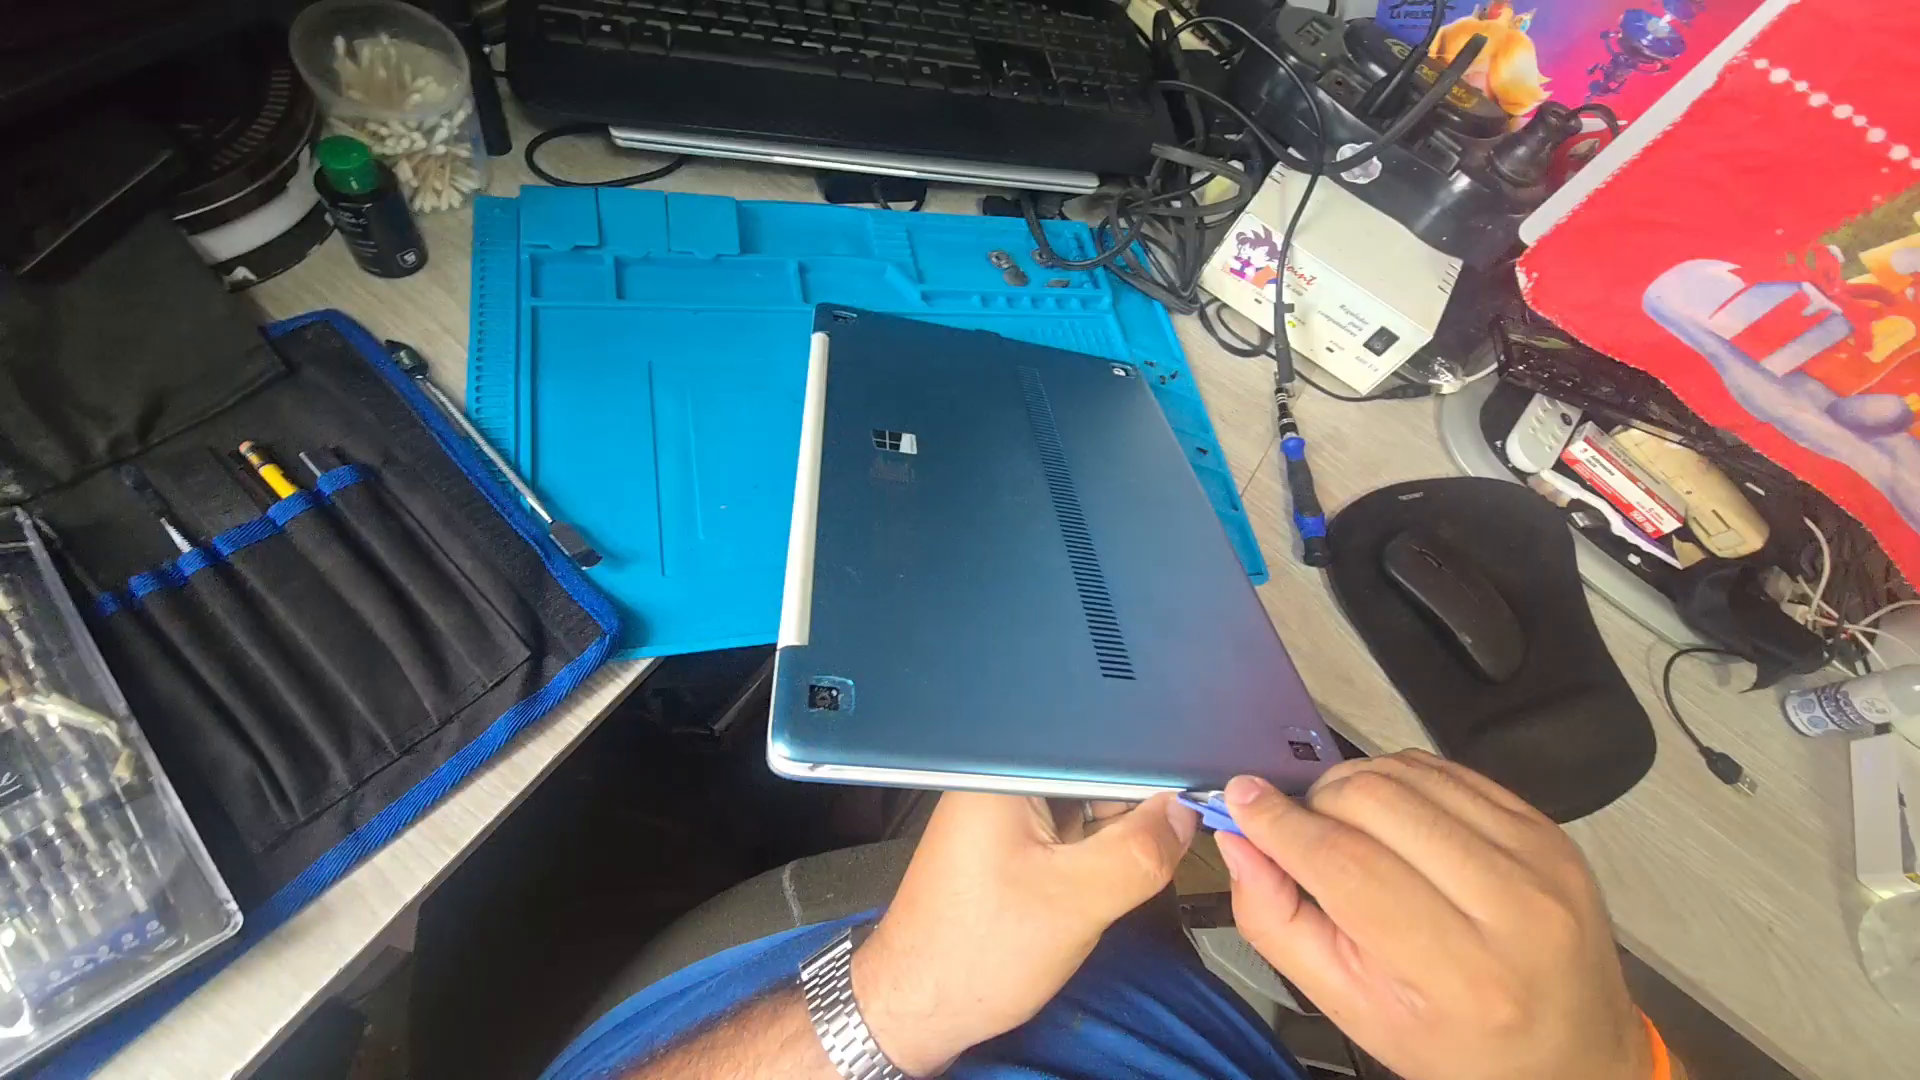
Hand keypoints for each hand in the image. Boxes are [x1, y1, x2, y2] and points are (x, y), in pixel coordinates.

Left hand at [850, 792, 1198, 1075]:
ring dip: (1103, 835)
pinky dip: (1083, 852)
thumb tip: (1183, 811)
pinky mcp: (1002, 836)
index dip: (1142, 771)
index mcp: (1004, 771)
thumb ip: (1139, 850)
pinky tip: (1077, 885)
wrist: (918, 1005)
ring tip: (1093, 878)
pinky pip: (1060, 827)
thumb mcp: (1076, 900)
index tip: (1186, 798)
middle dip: (1125, 809)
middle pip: (1088, 772)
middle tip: (1144, 852)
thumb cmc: (978, 951)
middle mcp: (997, 777)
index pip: (1091, 746)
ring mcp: (998, 807)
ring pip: (1079, 802)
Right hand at [1216, 750, 1649, 1079]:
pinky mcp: (1544, 826)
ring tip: (1347, 827)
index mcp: (1463, 974)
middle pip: (1370, 800)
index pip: (1346, 865)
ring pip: (1400, 771)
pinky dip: (1392, 777)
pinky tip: (1390, 817)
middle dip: (1313, 803)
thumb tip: (1235, 838)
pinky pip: (1437, 766)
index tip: (1238, 798)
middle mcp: (1515, 907)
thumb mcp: (1346, 1004)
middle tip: (1303, 833)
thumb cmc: (1448, 1040)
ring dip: (1349, 785)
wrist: (1574, 1054)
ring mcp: (1539, 857)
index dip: (1280, 823)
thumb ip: (1274, 921)